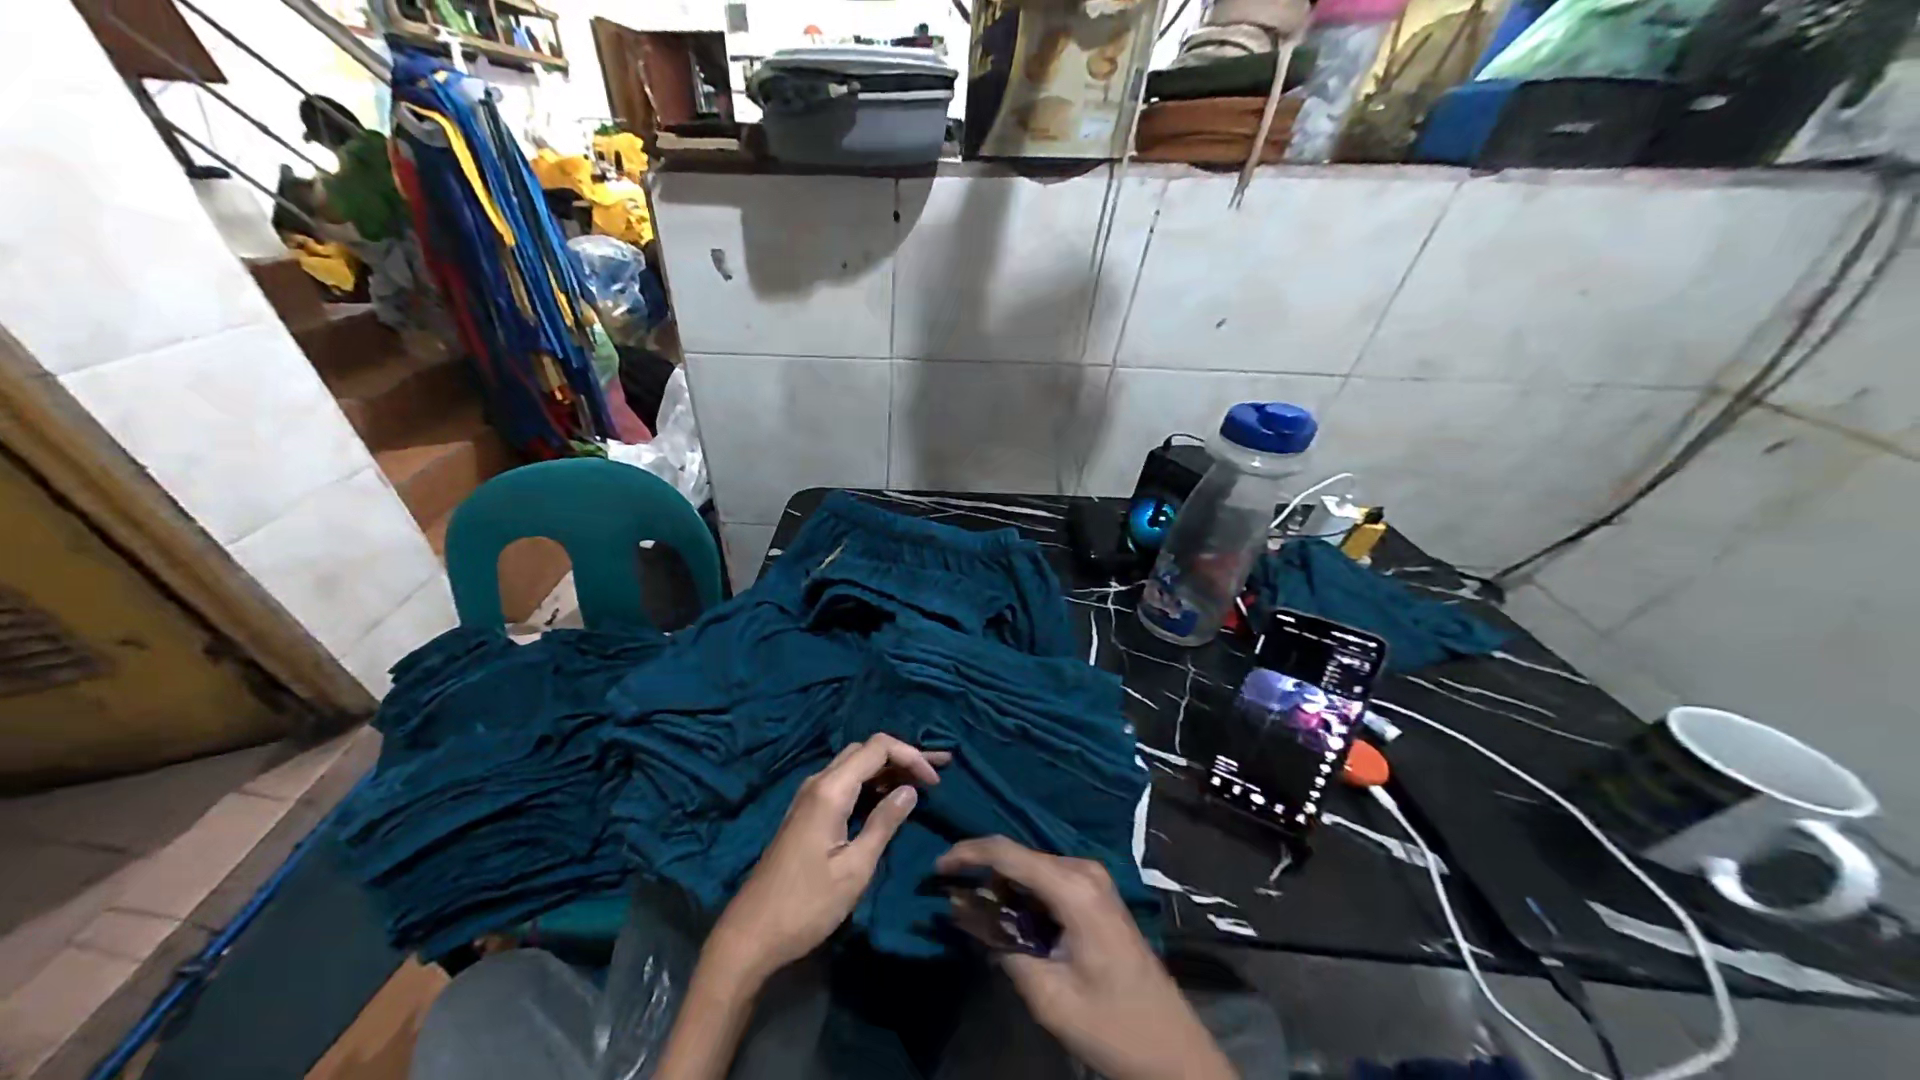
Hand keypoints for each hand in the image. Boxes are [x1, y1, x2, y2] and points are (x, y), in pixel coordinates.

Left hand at [705, 735, 949, 983]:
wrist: (750, 935)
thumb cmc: (806, 905)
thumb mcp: (855, 868)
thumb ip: (884, 823)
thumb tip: (910, 791)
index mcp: (830, 790)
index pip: (878, 748)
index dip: (911, 755)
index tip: (935, 782)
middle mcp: (818, 784)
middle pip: (865, 750)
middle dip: (902, 756)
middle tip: (935, 774)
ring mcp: (809, 798)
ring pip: (853, 766)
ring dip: (887, 770)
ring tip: (921, 783)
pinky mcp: (807, 815)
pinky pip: (844, 784)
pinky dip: (871, 785)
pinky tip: (889, 800)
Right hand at [937, 837, 1235, 1079]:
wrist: (1173, 1049)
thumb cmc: (1111, 1024)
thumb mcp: (1047, 994)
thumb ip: (1001, 945)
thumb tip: (962, 910)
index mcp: (1074, 887)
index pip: (1007, 852)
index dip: (966, 854)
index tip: (934, 870)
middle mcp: (1084, 869)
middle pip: (1018, 857)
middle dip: (982, 876)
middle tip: (953, 904)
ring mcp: (1093, 880)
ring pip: (1030, 869)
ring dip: (1002, 890)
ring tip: (978, 920)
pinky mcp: (1095, 894)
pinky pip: (1047, 882)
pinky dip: (1023, 898)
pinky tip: (1011, 925)